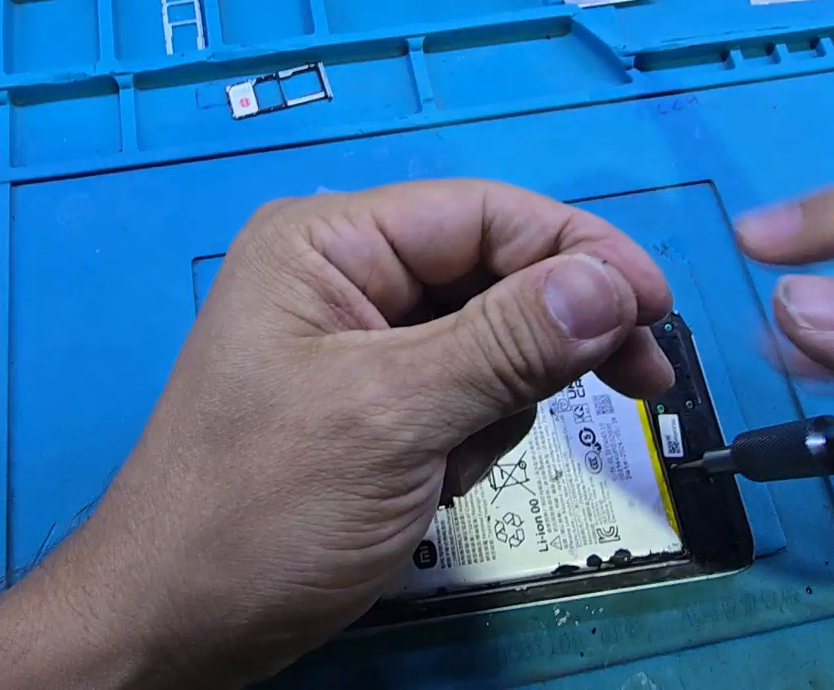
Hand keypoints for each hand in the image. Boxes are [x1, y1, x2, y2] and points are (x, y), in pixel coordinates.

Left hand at [0, 181, 672, 688]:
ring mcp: (357, 331)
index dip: (576, 248)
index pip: (480, 212)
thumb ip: (507, 343)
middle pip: (489, 269)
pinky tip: (436, 477)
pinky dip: (474, 428)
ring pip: (488, 332)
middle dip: (549, 334)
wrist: (176, 622)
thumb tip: (612, 283)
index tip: (657, 307)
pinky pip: (462, 383)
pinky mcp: (371, 388)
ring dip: (502, 396)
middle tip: (637, 382)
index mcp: (329, 240)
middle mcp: (344, 268)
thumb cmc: (261, 510)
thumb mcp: (392, 417)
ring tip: (452, 461)